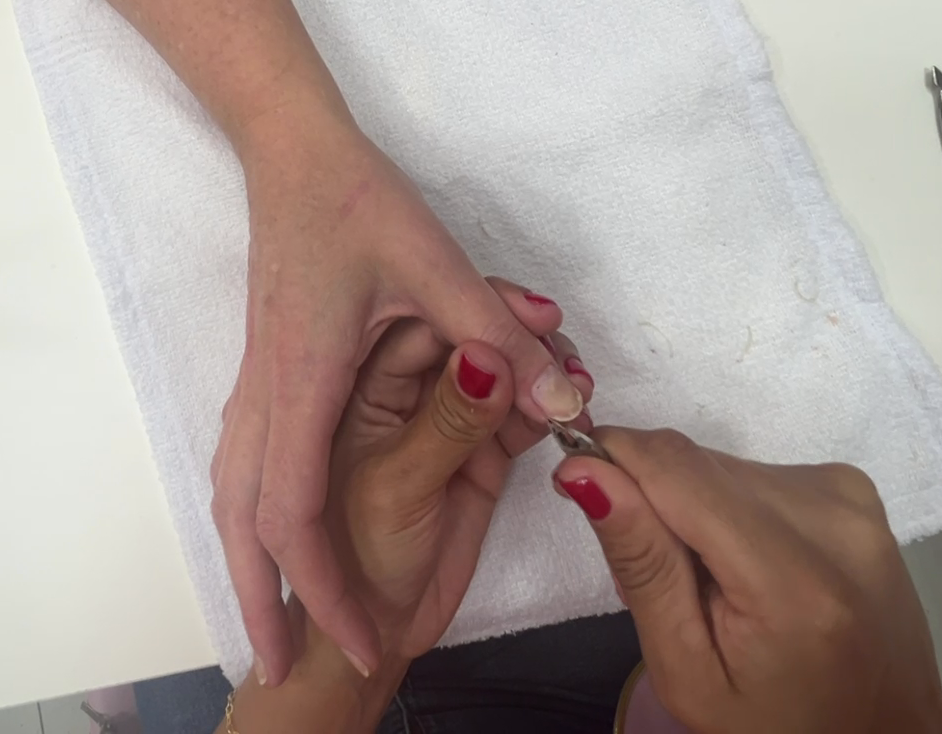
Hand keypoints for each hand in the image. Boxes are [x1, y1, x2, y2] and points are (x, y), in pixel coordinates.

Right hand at [214, 120, 579, 684]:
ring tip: (272, 611)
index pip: (295, 507)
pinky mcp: (262, 359)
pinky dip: (251, 507)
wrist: (291, 152)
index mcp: (304, 376)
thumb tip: (568, 399)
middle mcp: (267, 388)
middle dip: (260, 597)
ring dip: (248, 556)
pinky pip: (242, 454)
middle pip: (239, 514)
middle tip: (279, 666)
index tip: (366, 645)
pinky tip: (275, 518)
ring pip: (230, 485)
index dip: (324, 587)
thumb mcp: (436, 266)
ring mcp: (256, 374)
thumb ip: (498, 335)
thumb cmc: (356, 202)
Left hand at [224, 326, 586, 732]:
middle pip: (466, 340)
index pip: (422, 328)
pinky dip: (548, 410)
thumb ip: (445, 426)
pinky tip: (576, 409)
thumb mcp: (398, 485)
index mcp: (366, 384)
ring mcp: (449, 417)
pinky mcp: (484, 448)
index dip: (473, 314)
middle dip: (515, 336)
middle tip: (560, 339)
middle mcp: (408, 389)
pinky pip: (521, 416)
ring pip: (499, 374)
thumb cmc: (362, 554)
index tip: (530, 314)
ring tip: (579, 379)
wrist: (383, 627)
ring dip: (540, 371)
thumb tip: (491, 357)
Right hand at [555, 429, 941, 733]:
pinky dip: (721, 499)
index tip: (579, 486)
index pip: (672, 466)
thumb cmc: (774, 725)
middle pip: (688, 461)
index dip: (612, 458)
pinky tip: (740, 552)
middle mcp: (832, 521)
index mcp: (795, 582)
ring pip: (711, 460)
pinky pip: (743, 466)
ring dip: (685, 498)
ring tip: (703, 568)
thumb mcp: (685, 671)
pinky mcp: (849, 485)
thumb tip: (583, 468)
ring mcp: (849, 498)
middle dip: (648, 493)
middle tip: (655, 565)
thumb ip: (640, 564)